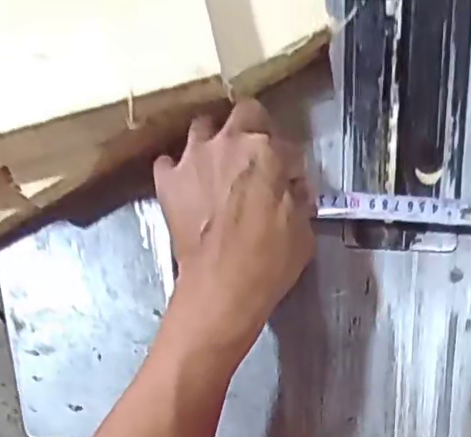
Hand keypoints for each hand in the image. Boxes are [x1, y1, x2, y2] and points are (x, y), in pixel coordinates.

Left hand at [153, 100, 315, 352]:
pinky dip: (177, 171)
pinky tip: (186, 187)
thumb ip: (299, 202)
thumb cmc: (268, 264)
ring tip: (217, 168)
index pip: (286, 144)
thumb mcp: (302, 234)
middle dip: (253, 130)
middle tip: (255, 160)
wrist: (221, 288)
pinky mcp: (168, 181)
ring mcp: (194, 157)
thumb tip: (295, 190)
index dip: (289, 164)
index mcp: (268, 151)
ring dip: (213, 143)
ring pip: (203, 128)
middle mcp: (230, 141)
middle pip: (245, 114)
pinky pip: (169, 162)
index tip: (289, 182)